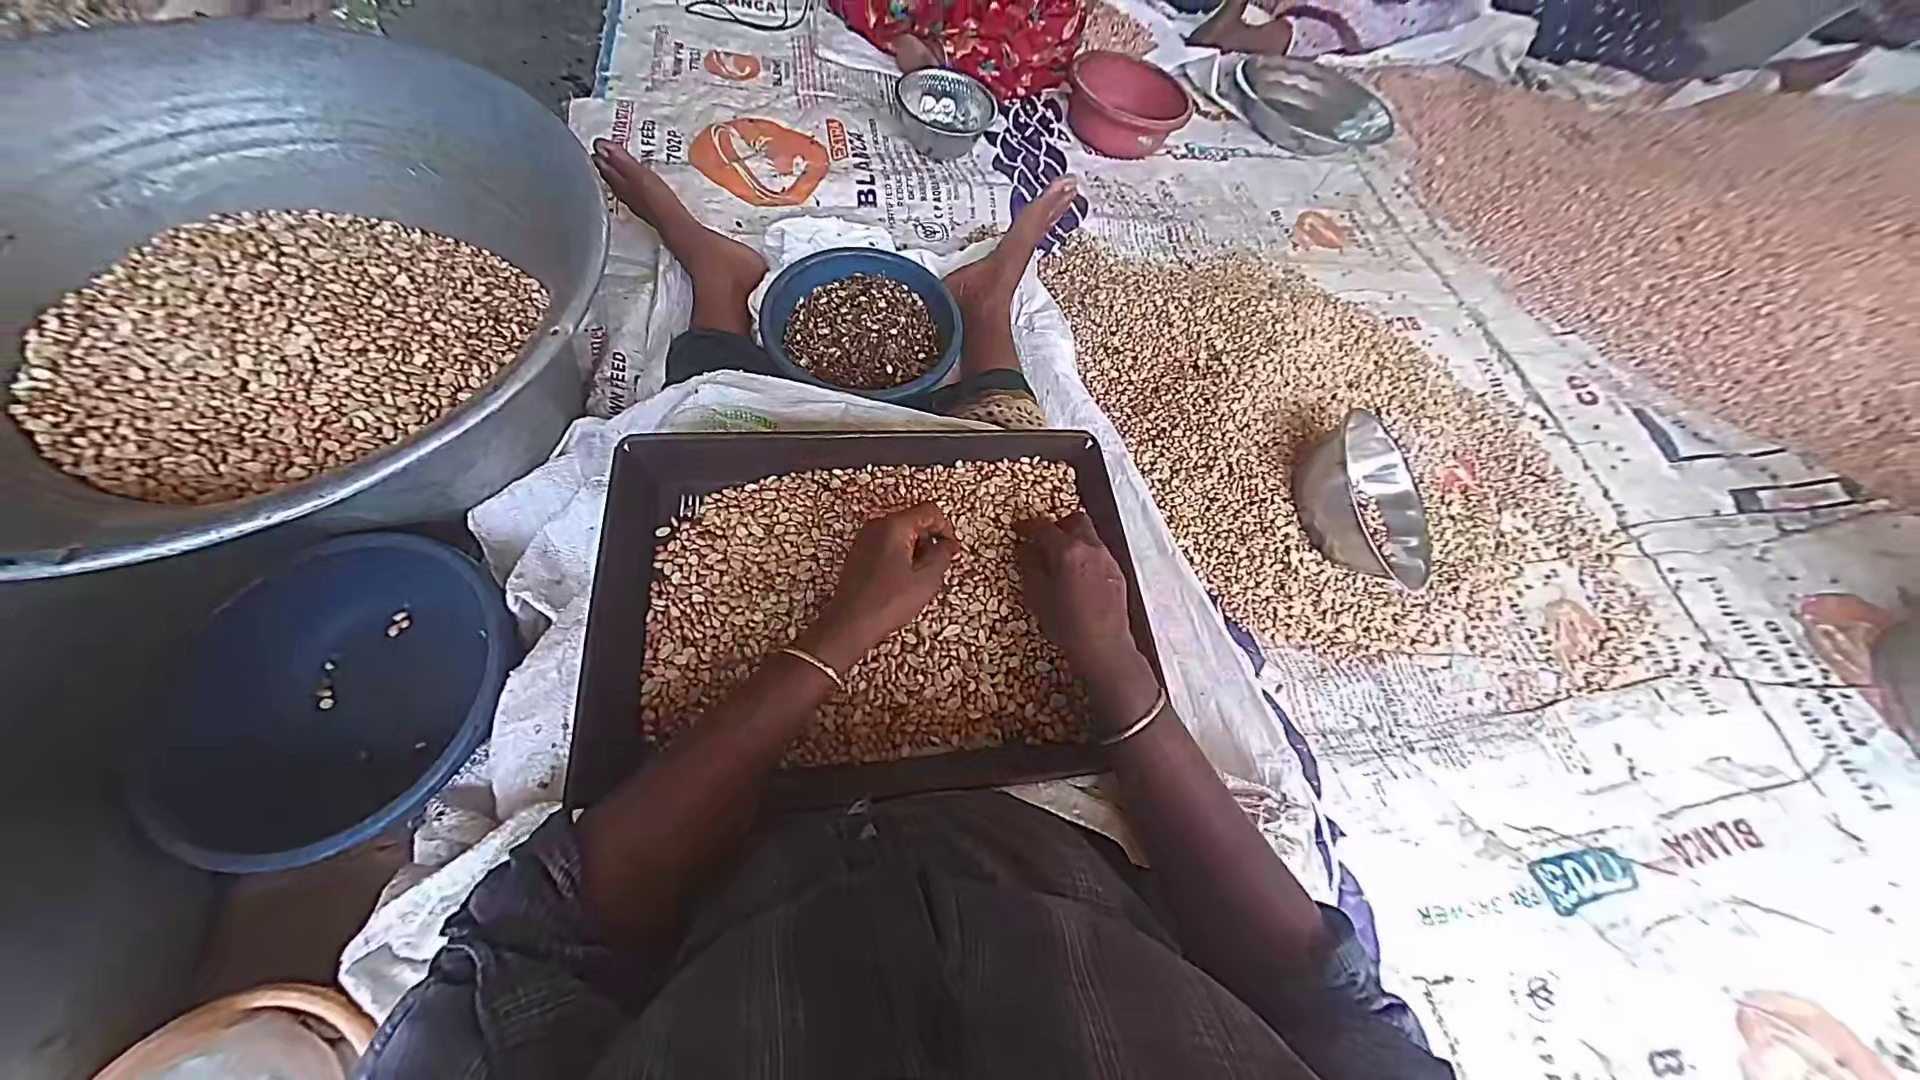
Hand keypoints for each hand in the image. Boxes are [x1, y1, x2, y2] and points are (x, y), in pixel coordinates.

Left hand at [800, 503, 957, 671]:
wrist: (850, 623)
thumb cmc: (886, 602)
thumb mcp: (926, 579)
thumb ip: (943, 554)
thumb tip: (947, 544)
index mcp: (894, 526)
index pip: (930, 511)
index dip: (946, 529)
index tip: (951, 549)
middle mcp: (876, 526)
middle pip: (914, 520)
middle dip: (931, 539)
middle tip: (938, 565)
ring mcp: (865, 539)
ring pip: (901, 533)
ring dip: (917, 549)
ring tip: (920, 576)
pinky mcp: (860, 553)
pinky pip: (887, 544)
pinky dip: (901, 555)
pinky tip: (903, 579)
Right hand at [1015, 512, 1159, 723]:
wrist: (1104, 647)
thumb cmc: (1066, 624)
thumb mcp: (1037, 596)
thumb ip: (1029, 566)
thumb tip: (1024, 549)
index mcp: (1068, 551)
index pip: (1044, 527)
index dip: (1027, 526)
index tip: (1018, 529)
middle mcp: (1091, 548)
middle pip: (1075, 520)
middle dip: (1057, 525)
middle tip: (1042, 540)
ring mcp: (1108, 559)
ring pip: (1089, 536)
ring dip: (1072, 540)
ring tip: (1058, 560)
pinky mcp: (1117, 573)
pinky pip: (1098, 553)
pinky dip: (1084, 554)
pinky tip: (1076, 576)